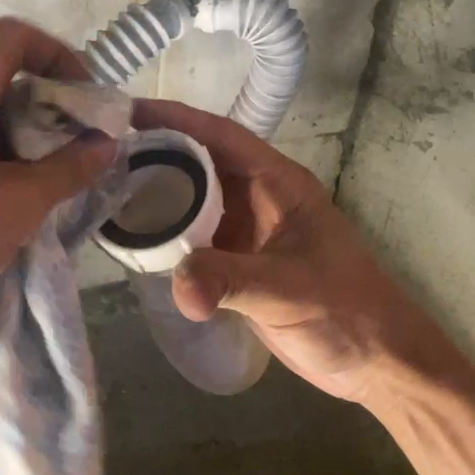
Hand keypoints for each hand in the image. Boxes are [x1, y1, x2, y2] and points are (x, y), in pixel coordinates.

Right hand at [133, 99, 456, 404]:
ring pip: (195, 201)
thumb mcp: (290, 290)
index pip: (223, 137)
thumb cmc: (346, 311)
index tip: (128, 111)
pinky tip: (131, 242)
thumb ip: (234, 281)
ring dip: (157, 195)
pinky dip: (166, 237)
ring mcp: (248, 233)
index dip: (178, 120)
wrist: (376, 362)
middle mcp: (259, 199)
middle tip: (97, 153)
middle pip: (201, 164)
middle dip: (155, 154)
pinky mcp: (239, 266)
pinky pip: (195, 241)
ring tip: (101, 190)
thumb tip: (178, 284)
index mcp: (279, 184)